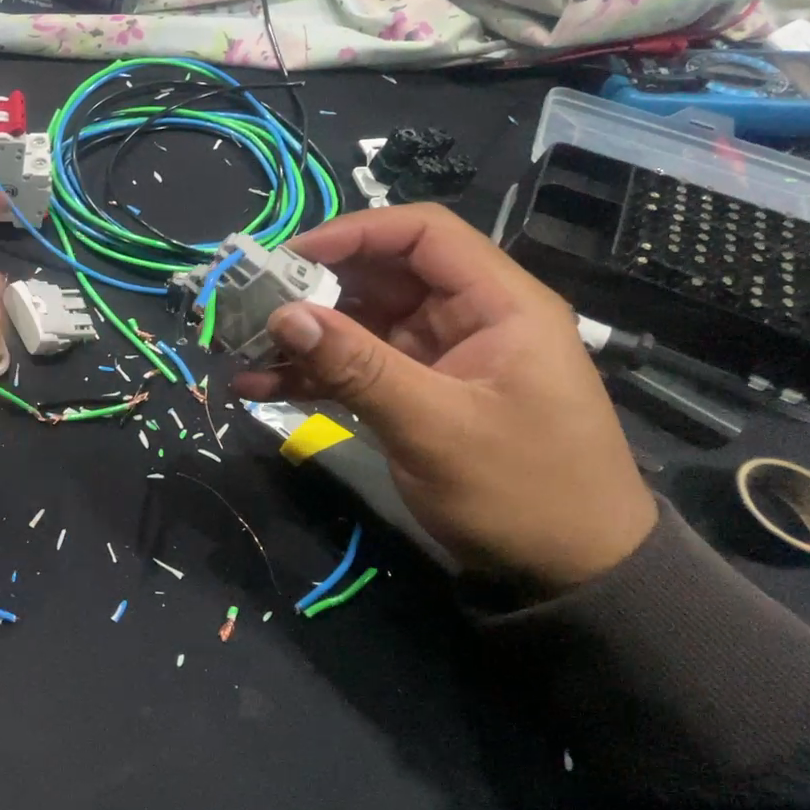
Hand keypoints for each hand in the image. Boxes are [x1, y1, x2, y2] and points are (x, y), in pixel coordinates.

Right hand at [231, 205, 656, 589]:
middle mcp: (465, 317)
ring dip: (299, 335)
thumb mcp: (434, 427)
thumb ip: (356, 367)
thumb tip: (281, 315)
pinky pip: (352, 365)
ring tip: (240, 350)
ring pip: (356, 320)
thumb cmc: (522, 492)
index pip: (422, 234)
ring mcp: (436, 355)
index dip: (352, 234)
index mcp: (497, 305)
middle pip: (378, 274)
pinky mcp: (413, 391)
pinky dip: (308, 373)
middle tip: (246, 306)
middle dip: (310, 287)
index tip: (287, 260)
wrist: (569, 576)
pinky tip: (256, 386)